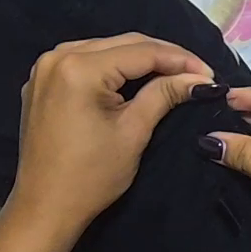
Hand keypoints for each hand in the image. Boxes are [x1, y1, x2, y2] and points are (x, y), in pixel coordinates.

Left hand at [6, 34, 215, 232]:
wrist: (45, 208)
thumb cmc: (92, 176)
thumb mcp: (134, 131)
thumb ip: (164, 94)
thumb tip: (200, 78)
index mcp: (79, 68)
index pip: (141, 52)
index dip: (180, 59)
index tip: (209, 73)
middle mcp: (58, 56)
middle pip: (123, 43)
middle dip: (163, 56)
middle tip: (196, 74)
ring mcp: (45, 68)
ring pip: (105, 48)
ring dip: (139, 59)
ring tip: (172, 75)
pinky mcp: (41, 82)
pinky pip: (85, 60)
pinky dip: (113, 66)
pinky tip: (135, 79)